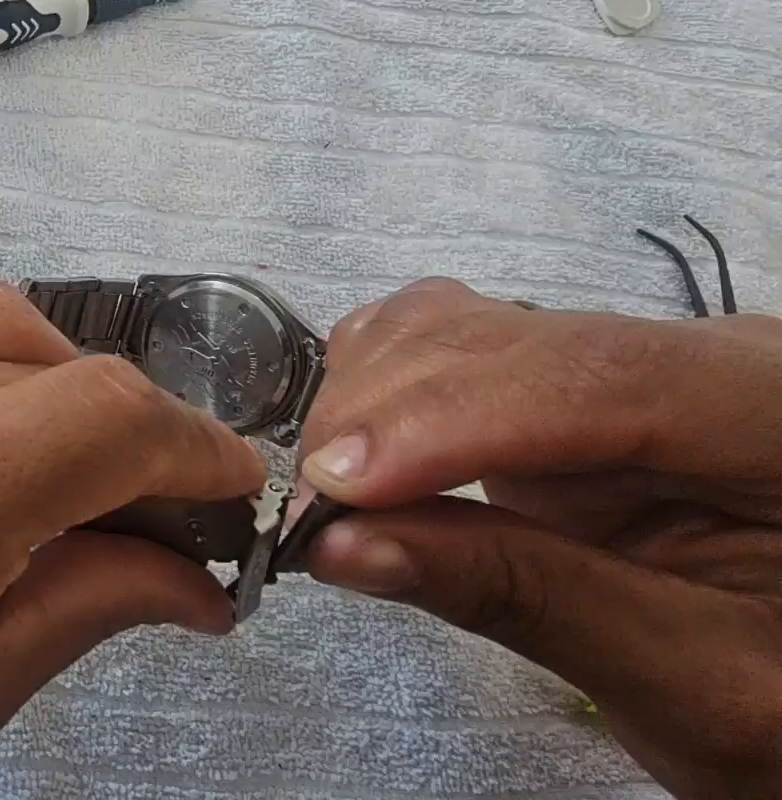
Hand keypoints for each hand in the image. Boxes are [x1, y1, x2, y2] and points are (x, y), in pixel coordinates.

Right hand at [295, 277, 781, 798]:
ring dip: (357, 399)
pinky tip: (354, 448)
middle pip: (491, 335)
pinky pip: (422, 335)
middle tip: (312, 511)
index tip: (332, 485)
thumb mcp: (695, 685)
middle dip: (376, 414)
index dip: (444, 418)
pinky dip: (364, 383)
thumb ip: (522, 598)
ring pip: (438, 322)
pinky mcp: (536, 364)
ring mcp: (605, 346)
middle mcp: (692, 350)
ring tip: (333, 492)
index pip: (595, 377)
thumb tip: (334, 545)